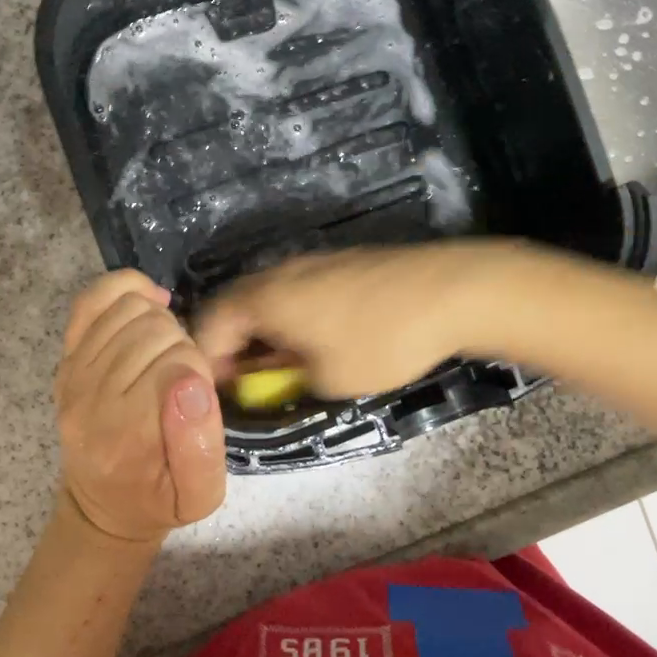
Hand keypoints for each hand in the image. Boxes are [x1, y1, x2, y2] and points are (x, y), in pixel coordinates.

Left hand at [54, 271, 226, 543]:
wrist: (102, 506)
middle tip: (184, 374)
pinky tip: (150, 304)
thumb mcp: (199, 495)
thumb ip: (201, 446)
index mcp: (127, 436)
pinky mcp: (67, 359)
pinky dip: (126, 289)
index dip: (199, 370)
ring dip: (159, 320)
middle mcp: (90, 400)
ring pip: (128, 309)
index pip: (176, 365)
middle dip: (181, 344)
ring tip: (167, 350)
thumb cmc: (158, 500)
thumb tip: (192, 384)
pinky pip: (92, 300)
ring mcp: (73, 375)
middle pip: (152, 330)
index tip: (197, 393)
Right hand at [194, 242, 506, 397]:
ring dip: (263, 332)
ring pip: (267, 298)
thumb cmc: (381, 340)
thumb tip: (268, 379)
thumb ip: (284, 381)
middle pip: (235, 307)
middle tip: (244, 382)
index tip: (218, 392)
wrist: (451, 291)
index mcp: (263, 298)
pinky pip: (294, 292)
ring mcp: (310, 263)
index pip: (208, 324)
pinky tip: (315, 342)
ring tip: (280, 367)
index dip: (205, 361)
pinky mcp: (338, 263)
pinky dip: (289, 319)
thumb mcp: (327, 380)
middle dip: (233, 346)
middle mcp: (277, 273)